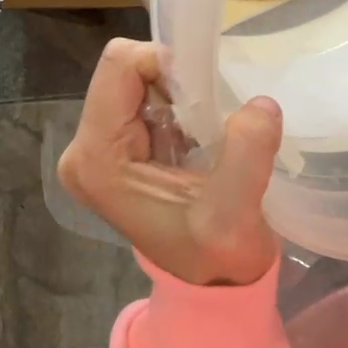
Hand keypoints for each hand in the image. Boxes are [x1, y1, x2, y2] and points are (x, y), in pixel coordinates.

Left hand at [58, 38, 284, 286]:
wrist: (212, 283)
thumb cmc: (217, 257)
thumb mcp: (234, 216)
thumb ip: (244, 159)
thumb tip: (262, 104)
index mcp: (97, 158)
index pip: (120, 65)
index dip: (167, 65)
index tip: (206, 96)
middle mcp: (85, 147)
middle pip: (127, 69)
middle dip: (174, 82)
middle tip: (209, 118)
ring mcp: (99, 145)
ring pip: (139, 78)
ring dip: (178, 94)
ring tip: (205, 131)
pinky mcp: (116, 145)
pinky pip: (145, 95)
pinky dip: (177, 103)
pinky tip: (198, 136)